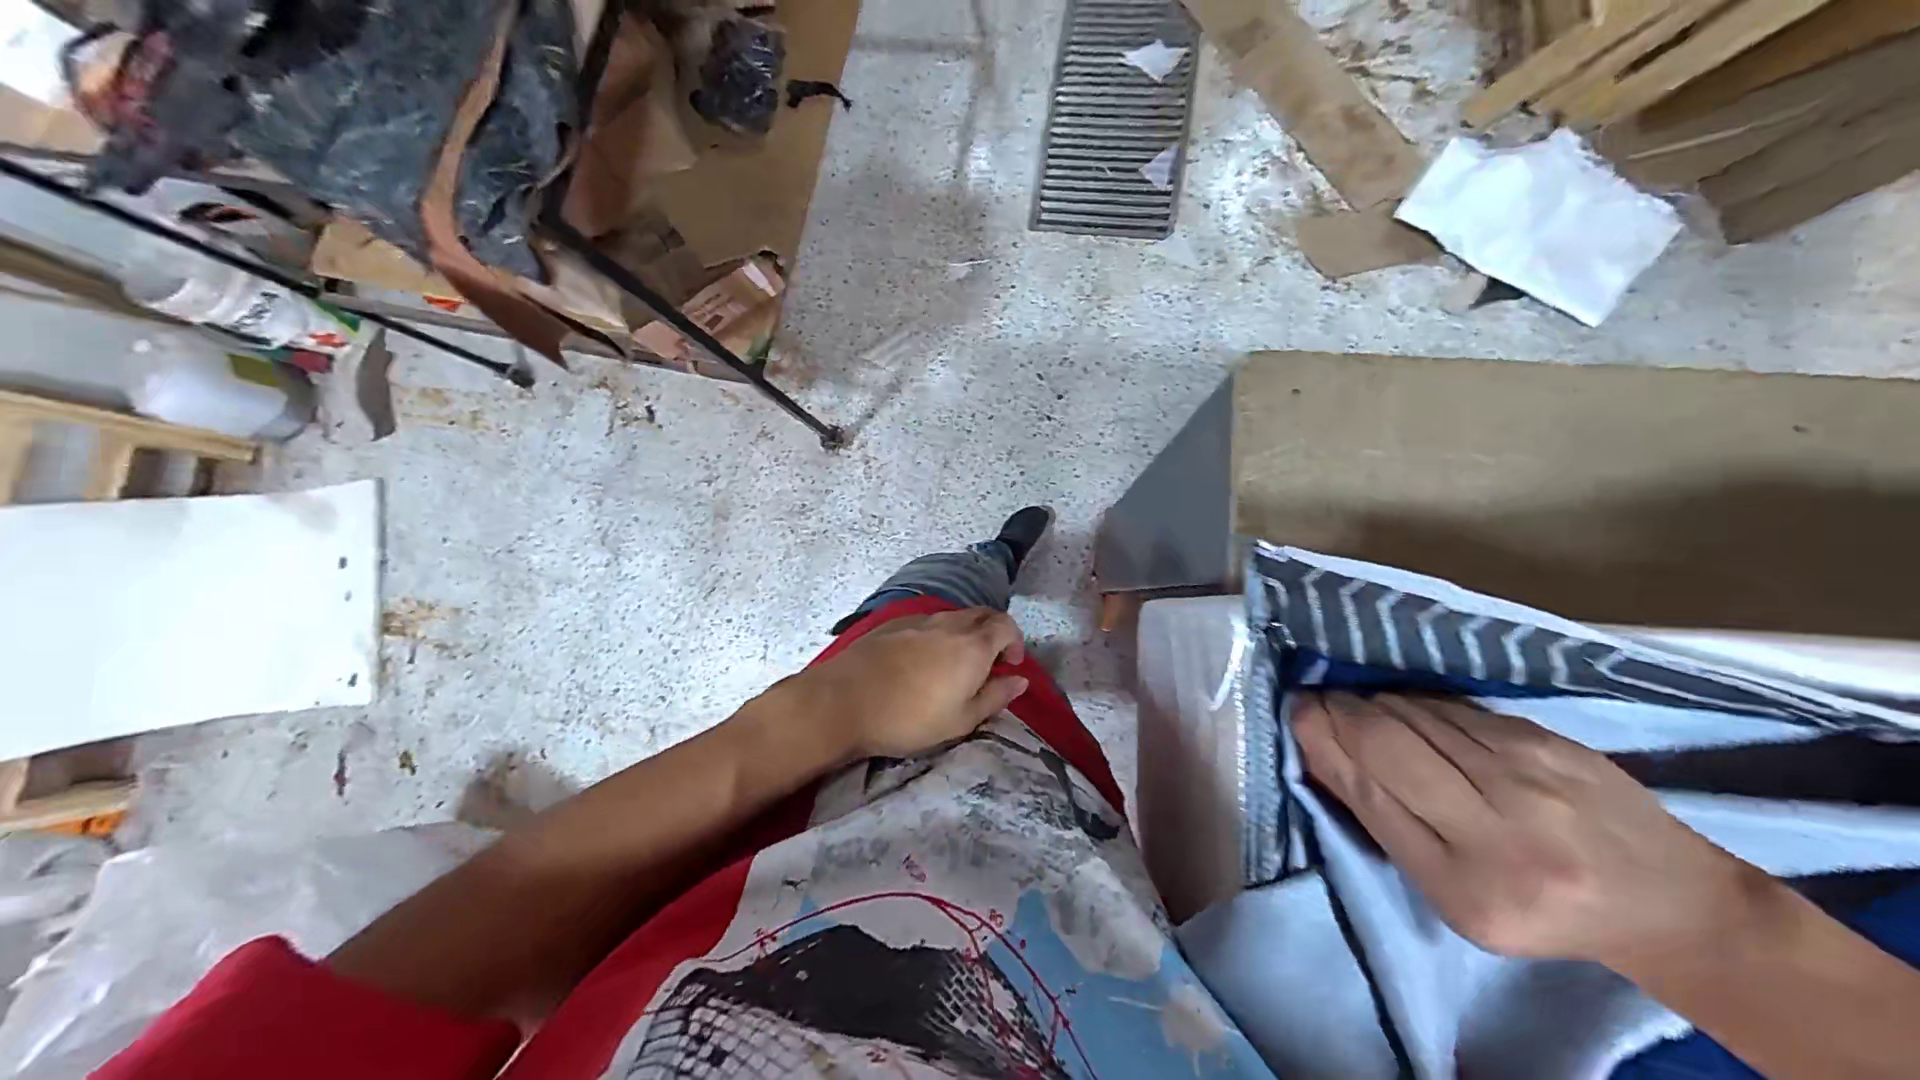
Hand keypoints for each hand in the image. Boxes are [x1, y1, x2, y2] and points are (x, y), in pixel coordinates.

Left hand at [774, 608, 1029, 759]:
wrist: (844, 701)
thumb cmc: (910, 718)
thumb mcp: (962, 720)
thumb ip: (995, 696)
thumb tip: (1020, 680)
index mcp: (973, 645)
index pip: (1006, 625)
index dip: (1015, 641)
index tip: (1010, 665)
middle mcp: (949, 624)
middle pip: (981, 615)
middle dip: (993, 632)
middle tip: (989, 662)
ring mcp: (918, 621)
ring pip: (953, 617)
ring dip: (964, 633)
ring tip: (954, 664)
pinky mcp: (891, 624)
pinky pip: (926, 622)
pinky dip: (937, 634)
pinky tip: (922, 660)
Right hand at [1293, 692, 1766, 967]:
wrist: (1668, 902)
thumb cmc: (1538, 911)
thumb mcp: (1451, 895)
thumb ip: (1386, 823)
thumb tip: (1324, 750)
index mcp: (1471, 879)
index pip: (1372, 787)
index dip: (1325, 740)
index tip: (1296, 712)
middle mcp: (1503, 819)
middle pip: (1389, 739)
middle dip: (1339, 712)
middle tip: (1314, 702)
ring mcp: (1530, 768)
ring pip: (1418, 714)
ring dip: (1371, 703)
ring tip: (1351, 705)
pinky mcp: (1545, 737)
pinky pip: (1454, 708)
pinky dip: (1413, 703)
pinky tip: (1401, 709)